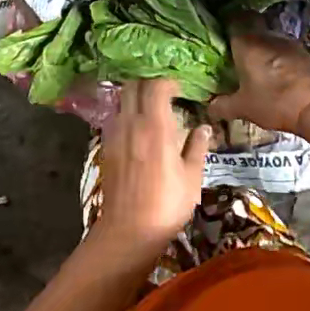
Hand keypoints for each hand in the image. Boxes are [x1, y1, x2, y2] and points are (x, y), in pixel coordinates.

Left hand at [92, 77, 209, 258]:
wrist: (129, 228)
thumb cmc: (167, 204)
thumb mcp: (191, 177)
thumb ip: (196, 147)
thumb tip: (203, 127)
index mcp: (154, 126)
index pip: (156, 87)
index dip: (167, 82)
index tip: (179, 88)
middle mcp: (130, 122)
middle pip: (133, 86)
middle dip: (148, 82)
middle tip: (163, 91)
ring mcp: (114, 132)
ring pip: (121, 99)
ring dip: (135, 95)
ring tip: (150, 104)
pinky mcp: (105, 143)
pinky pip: (114, 116)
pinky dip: (125, 111)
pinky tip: (136, 124)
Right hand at [209, 16, 309, 134]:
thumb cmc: (273, 102)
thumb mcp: (242, 108)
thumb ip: (222, 105)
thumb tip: (209, 107)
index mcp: (245, 43)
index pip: (234, 19)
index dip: (228, 23)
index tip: (223, 33)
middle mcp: (266, 36)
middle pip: (253, 23)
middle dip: (245, 32)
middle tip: (238, 48)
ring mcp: (288, 42)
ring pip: (270, 35)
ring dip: (264, 44)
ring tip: (258, 62)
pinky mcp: (305, 53)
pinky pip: (285, 48)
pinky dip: (279, 55)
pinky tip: (278, 72)